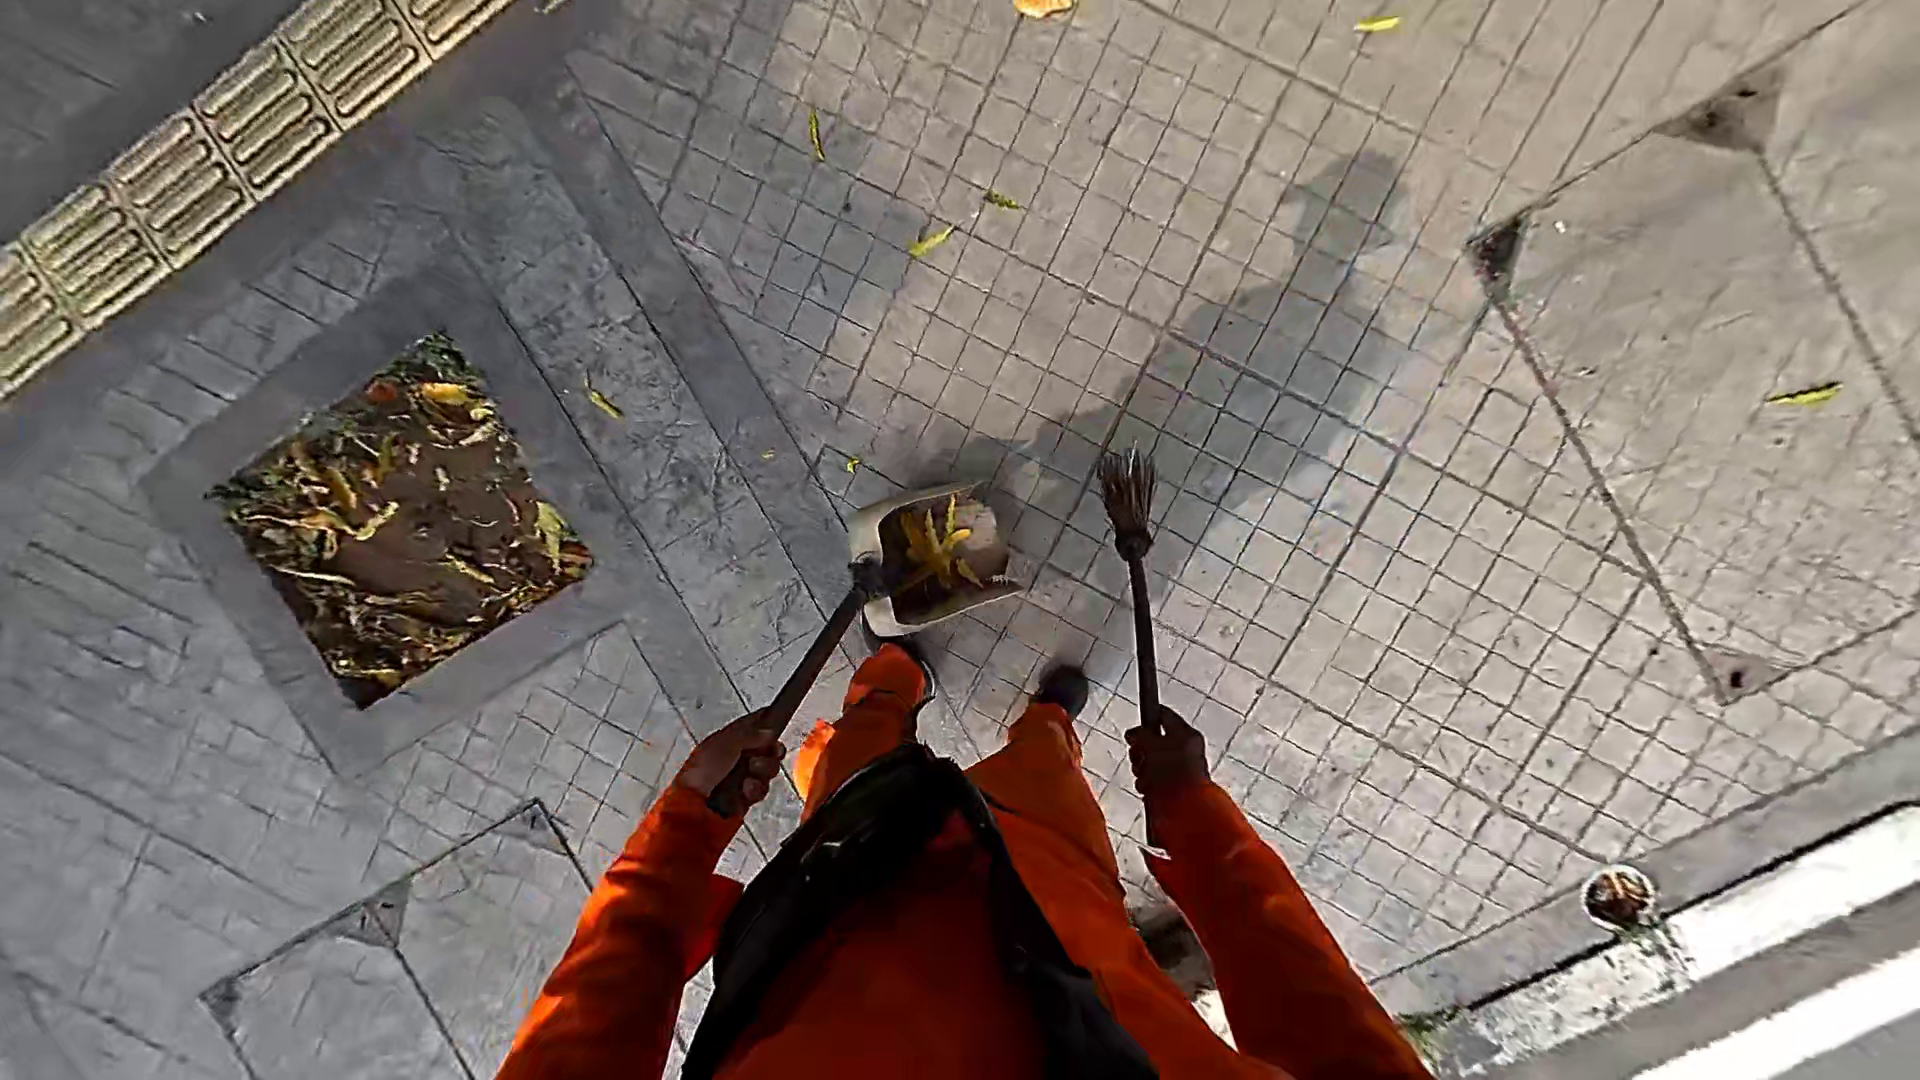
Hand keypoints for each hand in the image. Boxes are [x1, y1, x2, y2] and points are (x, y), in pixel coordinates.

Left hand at [677, 710, 785, 808]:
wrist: (695, 807)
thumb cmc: (702, 772)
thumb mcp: (727, 742)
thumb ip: (751, 733)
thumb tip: (769, 732)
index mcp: (727, 739)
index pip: (753, 723)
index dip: (766, 721)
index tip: (777, 723)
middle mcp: (735, 756)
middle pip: (767, 747)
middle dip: (770, 752)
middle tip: (760, 757)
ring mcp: (741, 776)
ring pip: (768, 768)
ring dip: (763, 771)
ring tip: (750, 776)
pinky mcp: (745, 795)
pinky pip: (762, 788)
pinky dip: (756, 788)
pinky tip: (745, 790)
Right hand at [1126, 706, 1207, 796]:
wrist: (1186, 807)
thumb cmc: (1173, 773)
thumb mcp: (1150, 744)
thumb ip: (1139, 735)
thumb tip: (1133, 734)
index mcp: (1186, 734)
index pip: (1163, 715)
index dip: (1147, 718)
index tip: (1135, 727)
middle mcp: (1187, 750)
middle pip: (1155, 741)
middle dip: (1141, 750)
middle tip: (1138, 756)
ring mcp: (1182, 769)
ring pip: (1153, 761)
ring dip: (1143, 768)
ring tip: (1143, 775)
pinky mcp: (1177, 787)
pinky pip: (1156, 778)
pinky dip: (1148, 782)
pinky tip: (1147, 787)